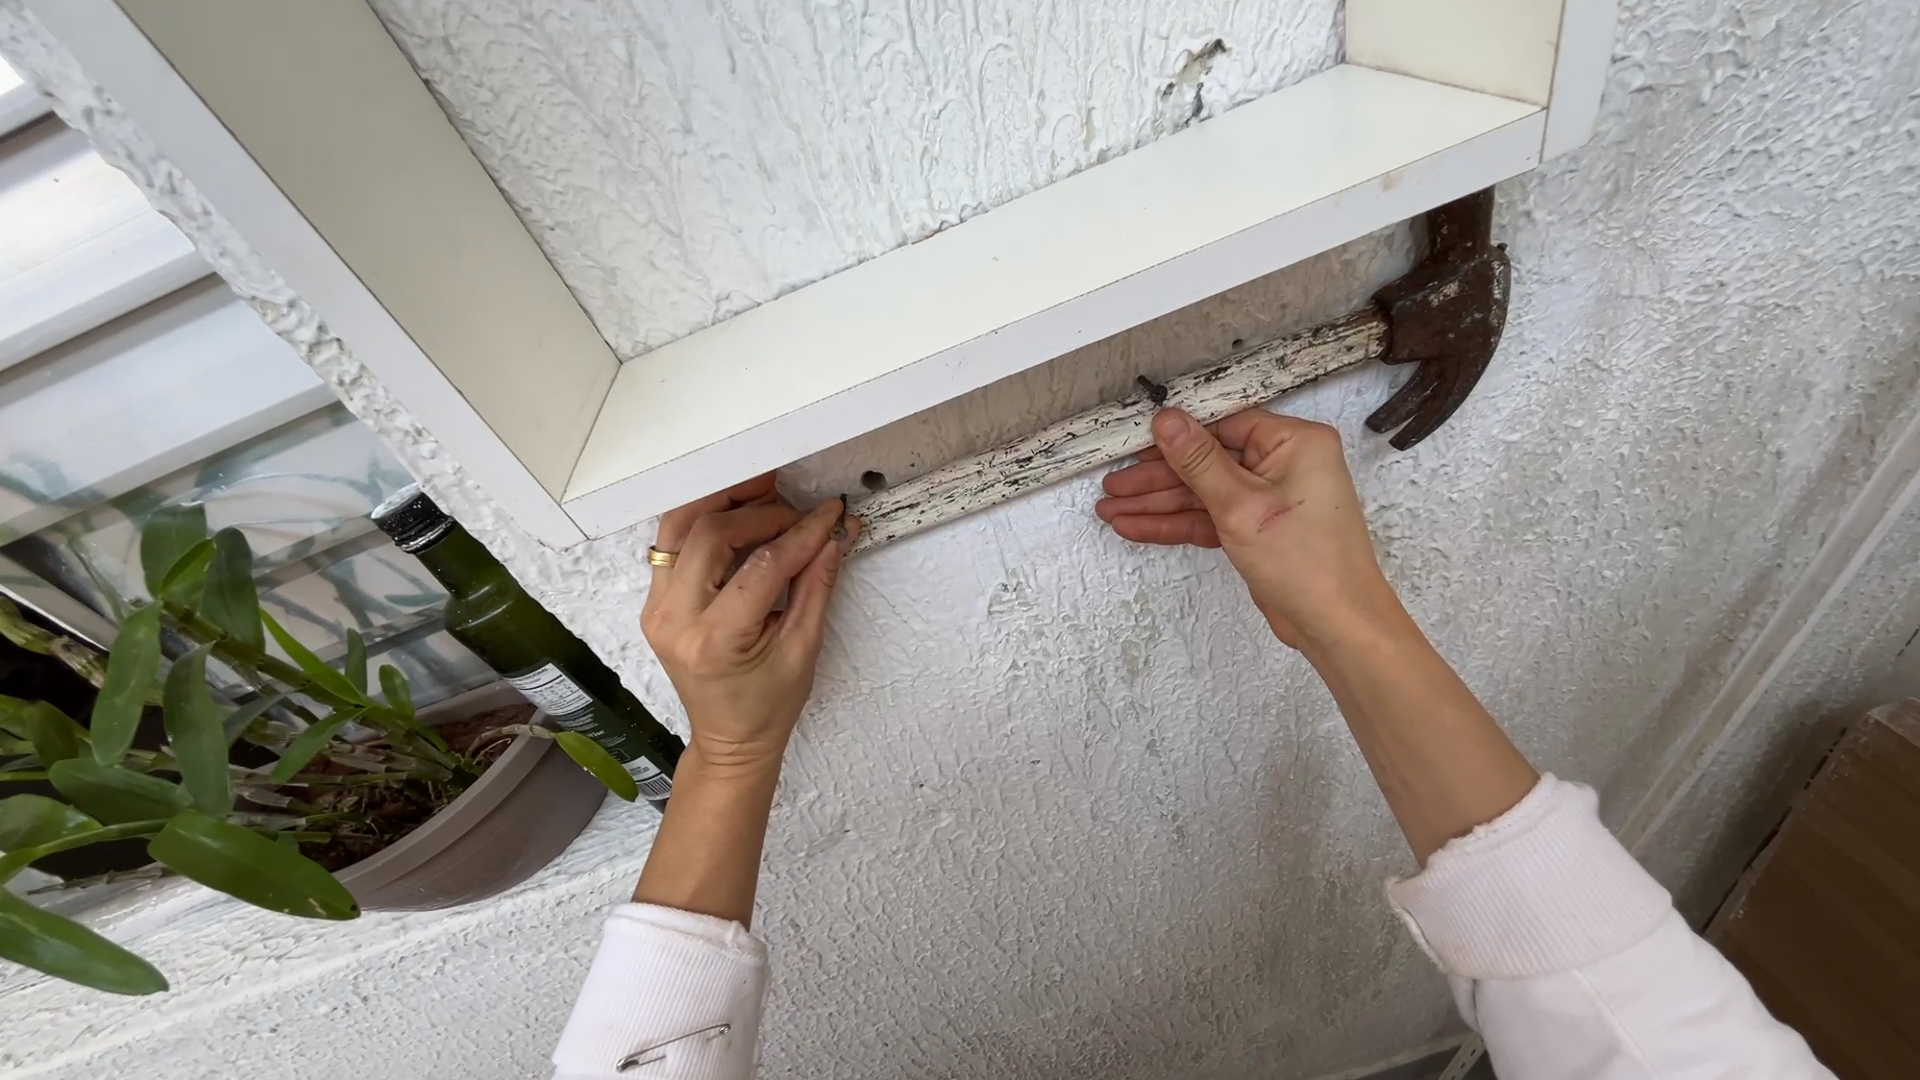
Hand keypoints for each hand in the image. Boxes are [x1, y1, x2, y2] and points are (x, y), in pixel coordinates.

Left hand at [640, 474, 856, 773]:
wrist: (730, 738)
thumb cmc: (769, 704)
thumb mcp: (804, 647)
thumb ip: (817, 584)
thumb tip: (834, 533)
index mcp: (715, 640)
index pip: (762, 564)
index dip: (801, 532)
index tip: (829, 513)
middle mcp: (675, 620)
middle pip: (710, 532)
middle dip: (760, 509)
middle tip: (796, 505)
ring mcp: (657, 609)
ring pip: (680, 527)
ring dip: (722, 502)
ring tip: (763, 491)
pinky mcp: (655, 602)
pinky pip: (673, 544)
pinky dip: (705, 521)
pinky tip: (737, 515)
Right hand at [1096, 407, 1403, 650]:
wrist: (1334, 625)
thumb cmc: (1306, 562)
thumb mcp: (1241, 506)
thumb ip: (1198, 462)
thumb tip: (1167, 420)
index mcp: (1294, 443)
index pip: (1222, 426)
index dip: (1175, 437)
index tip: (1134, 445)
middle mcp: (1282, 464)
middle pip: (1204, 462)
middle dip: (1155, 479)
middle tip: (1113, 487)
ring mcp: (1267, 498)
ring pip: (1200, 494)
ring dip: (1156, 505)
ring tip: (1110, 511)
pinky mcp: (1254, 529)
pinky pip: (1207, 518)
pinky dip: (1174, 525)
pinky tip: (1135, 527)